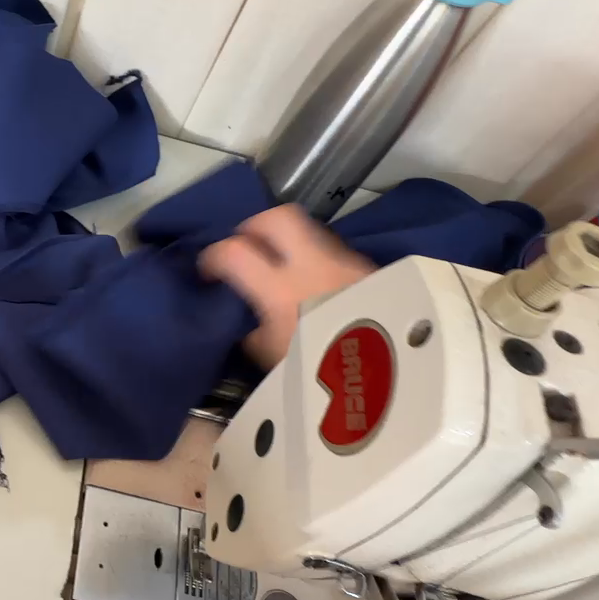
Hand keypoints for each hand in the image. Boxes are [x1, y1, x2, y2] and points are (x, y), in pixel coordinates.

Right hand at [199, 205, 371, 368]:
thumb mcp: (273, 364)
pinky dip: (314, 263)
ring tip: (278, 269)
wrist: (392, 381)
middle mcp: (315, 267)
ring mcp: (347, 265)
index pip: (233, 253)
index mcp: (281, 291)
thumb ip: (252, 335)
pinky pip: (333, 256)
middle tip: (242, 248)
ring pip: (310, 234)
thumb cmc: (324, 374)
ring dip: (288, 245)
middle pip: (278, 218)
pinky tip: (311, 287)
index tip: (206, 271)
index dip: (211, 257)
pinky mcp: (371, 273)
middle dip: (253, 227)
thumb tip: (246, 324)